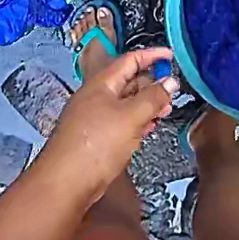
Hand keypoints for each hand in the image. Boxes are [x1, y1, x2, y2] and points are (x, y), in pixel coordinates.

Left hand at [38, 47, 177, 197]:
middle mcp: (97, 97)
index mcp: (101, 85)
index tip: (172, 56)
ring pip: (127, 103)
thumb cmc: (97, 143)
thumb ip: (154, 97)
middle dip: (152, 83)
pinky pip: (122, 121)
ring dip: (148, 104)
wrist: (65, 184)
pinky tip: (149, 127)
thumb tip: (171, 82)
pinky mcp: (97, 137)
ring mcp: (95, 118)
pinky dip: (138, 120)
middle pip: (129, 81)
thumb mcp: (132, 116)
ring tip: (166, 111)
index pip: (130, 60)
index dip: (152, 55)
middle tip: (173, 91)